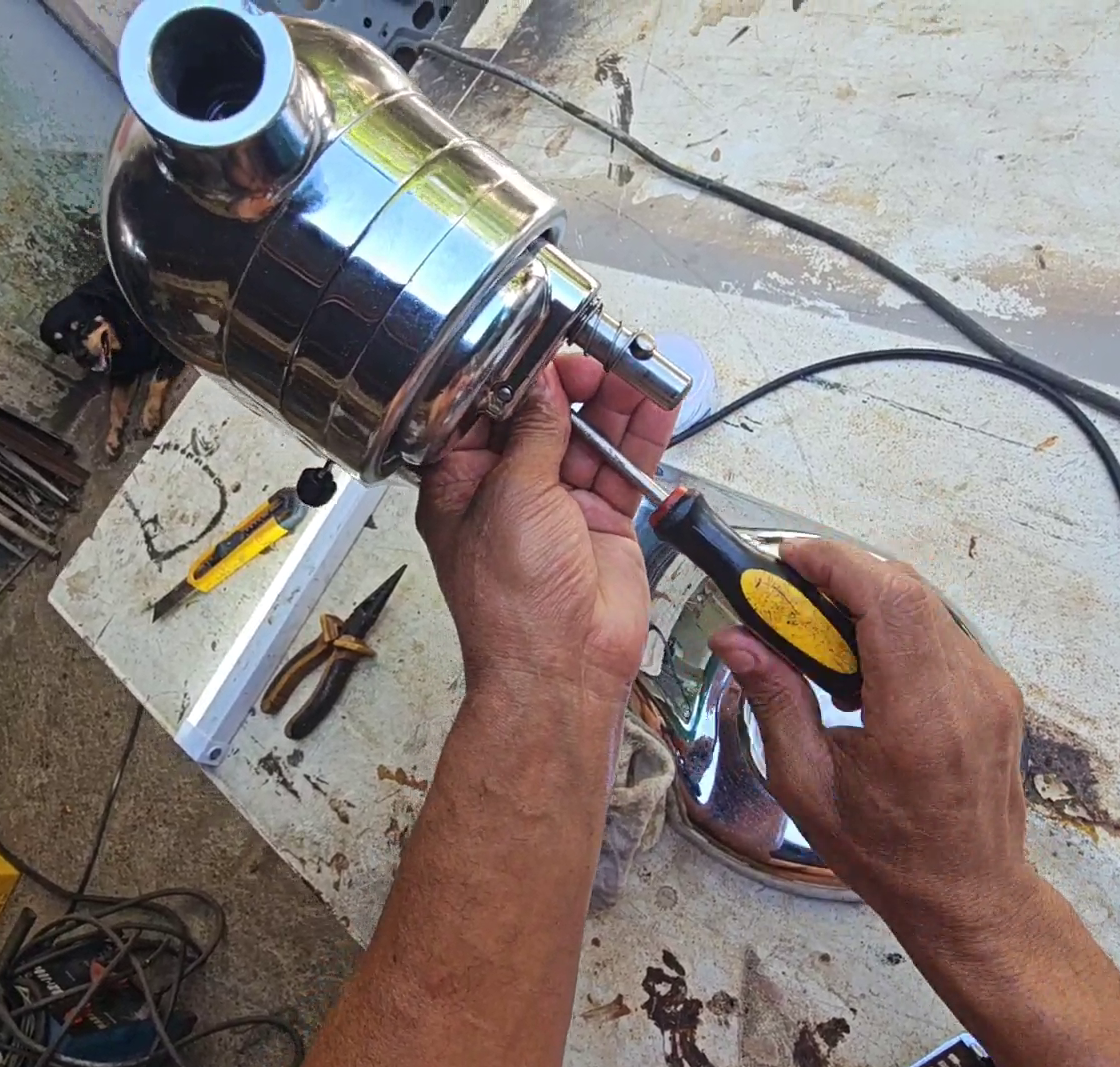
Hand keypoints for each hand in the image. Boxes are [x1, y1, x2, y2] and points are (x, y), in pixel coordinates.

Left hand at [417, 352, 677, 706]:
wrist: (562, 666)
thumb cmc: (512, 604)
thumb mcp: (513, 498)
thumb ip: (535, 434)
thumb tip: (544, 385)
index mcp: (464, 483)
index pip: (487, 411)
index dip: (516, 378)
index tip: (545, 348)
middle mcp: (509, 490)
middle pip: (544, 418)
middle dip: (572, 384)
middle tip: (599, 360)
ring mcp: (558, 503)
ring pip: (588, 437)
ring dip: (613, 403)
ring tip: (637, 371)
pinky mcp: (601, 518)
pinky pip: (623, 465)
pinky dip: (640, 435)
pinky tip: (655, 404)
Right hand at [708, 540, 1032, 933]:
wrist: (970, 894)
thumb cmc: (883, 851)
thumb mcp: (805, 781)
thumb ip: (773, 698)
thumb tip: (733, 637)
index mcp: (920, 717)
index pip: (889, 600)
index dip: (834, 563)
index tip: (784, 558)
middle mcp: (967, 690)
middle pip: (905, 587)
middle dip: (838, 571)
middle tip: (783, 589)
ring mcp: (989, 685)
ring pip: (919, 600)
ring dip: (859, 593)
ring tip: (810, 626)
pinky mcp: (991, 686)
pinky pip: (932, 625)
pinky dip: (884, 618)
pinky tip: (850, 653)